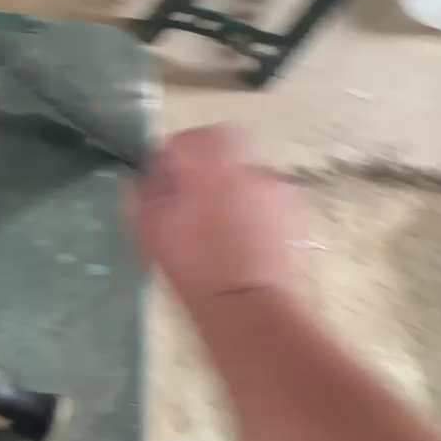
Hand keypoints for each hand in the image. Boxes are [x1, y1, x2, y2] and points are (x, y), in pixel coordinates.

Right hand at [127, 124, 306, 307]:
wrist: (246, 302)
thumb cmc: (190, 268)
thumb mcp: (150, 232)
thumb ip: (145, 194)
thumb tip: (147, 176)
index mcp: (206, 171)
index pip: (190, 138)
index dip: (174, 151)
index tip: (164, 172)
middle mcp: (246, 169)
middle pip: (222, 148)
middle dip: (203, 166)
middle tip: (187, 196)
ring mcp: (275, 187)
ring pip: (244, 172)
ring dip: (227, 186)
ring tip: (214, 222)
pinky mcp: (295, 208)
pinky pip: (265, 195)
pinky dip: (250, 206)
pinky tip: (239, 235)